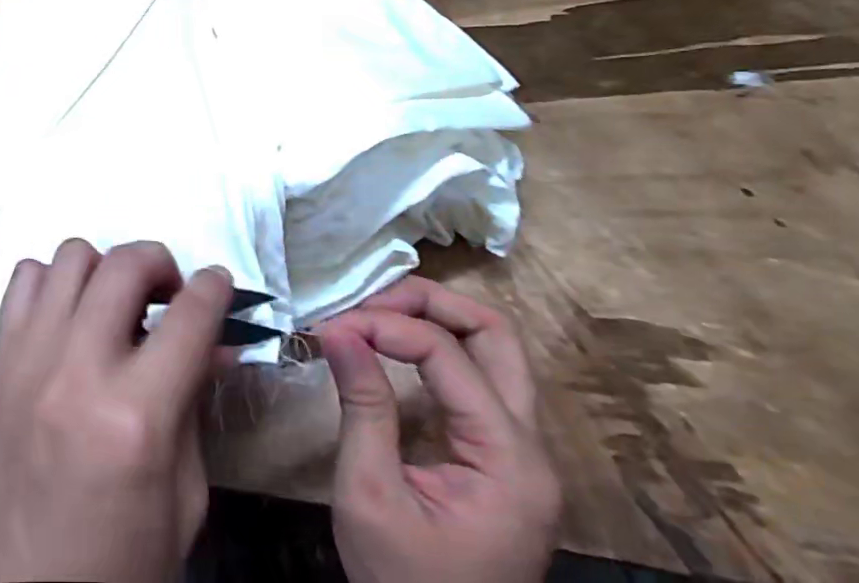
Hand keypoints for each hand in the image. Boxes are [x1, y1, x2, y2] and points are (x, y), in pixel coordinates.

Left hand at [0, 239, 234, 582]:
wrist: (20, 581)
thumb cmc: (117, 554)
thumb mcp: (183, 495)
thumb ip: (195, 405)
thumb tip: (215, 343)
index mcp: (137, 416)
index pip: (188, 318)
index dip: (214, 288)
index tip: (219, 281)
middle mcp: (78, 368)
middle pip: (123, 266)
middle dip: (160, 262)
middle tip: (170, 292)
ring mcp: (29, 354)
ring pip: (69, 257)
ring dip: (105, 268)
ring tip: (117, 302)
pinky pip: (23, 278)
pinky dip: (52, 279)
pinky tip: (69, 312)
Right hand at [316, 277, 561, 582]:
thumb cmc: (403, 579)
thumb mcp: (370, 494)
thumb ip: (362, 406)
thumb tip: (338, 328)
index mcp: (508, 459)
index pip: (449, 354)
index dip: (385, 326)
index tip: (329, 327)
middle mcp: (529, 446)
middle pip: (496, 337)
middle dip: (427, 302)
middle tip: (365, 303)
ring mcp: (520, 452)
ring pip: (493, 351)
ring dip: (432, 319)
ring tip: (372, 316)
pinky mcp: (499, 457)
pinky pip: (476, 379)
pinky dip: (432, 348)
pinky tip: (390, 347)